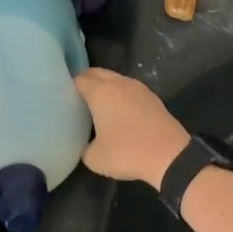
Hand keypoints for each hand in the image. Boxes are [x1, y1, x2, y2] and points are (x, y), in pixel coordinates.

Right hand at [76, 68, 190, 188]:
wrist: (170, 156)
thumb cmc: (127, 153)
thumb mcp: (95, 158)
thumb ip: (84, 146)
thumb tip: (88, 142)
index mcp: (100, 92)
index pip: (79, 79)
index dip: (68, 86)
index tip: (62, 97)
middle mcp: (118, 83)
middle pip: (96, 73)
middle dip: (86, 81)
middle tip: (76, 98)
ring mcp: (138, 88)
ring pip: (115, 79)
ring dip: (105, 86)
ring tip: (97, 104)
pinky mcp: (152, 97)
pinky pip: (129, 89)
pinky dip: (120, 94)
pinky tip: (119, 111)